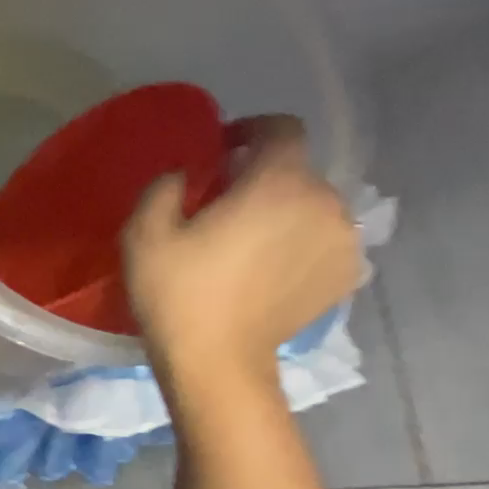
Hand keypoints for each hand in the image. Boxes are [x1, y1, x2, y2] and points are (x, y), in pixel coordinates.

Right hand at [124, 115, 361, 382]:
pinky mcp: (345, 272)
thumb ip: (163, 189)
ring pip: (310, 210)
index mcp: (278, 181)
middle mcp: (324, 198)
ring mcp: (342, 237)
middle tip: (220, 212)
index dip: (250, 131)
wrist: (217, 359)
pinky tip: (264, 274)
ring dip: (281, 217)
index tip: (220, 152)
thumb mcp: (143, 236)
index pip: (281, 128)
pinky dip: (296, 248)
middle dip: (261, 182)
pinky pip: (320, 243)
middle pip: (295, 174)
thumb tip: (183, 174)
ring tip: (244, 247)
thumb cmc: (175, 293)